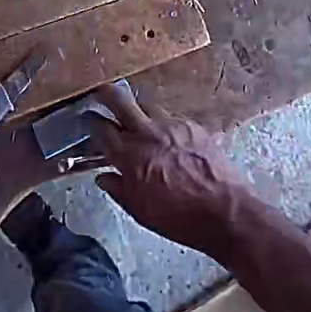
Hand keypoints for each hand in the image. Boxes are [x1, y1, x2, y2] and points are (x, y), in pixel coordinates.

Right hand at [87, 86, 257, 257]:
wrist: (223, 211)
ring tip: (140, 121)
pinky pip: (171, 117)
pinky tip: (168, 138)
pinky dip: (165, 124)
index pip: (100, 128)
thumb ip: (119, 189)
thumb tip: (103, 177)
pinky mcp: (192, 125)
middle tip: (101, 94)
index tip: (87, 119)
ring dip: (139, 111)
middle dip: (106, 93)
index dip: (90, 121)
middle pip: (119, 99)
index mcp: (129, 156)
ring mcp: (171, 125)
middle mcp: (147, 133)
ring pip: (147, 105)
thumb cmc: (179, 218)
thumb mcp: (140, 211)